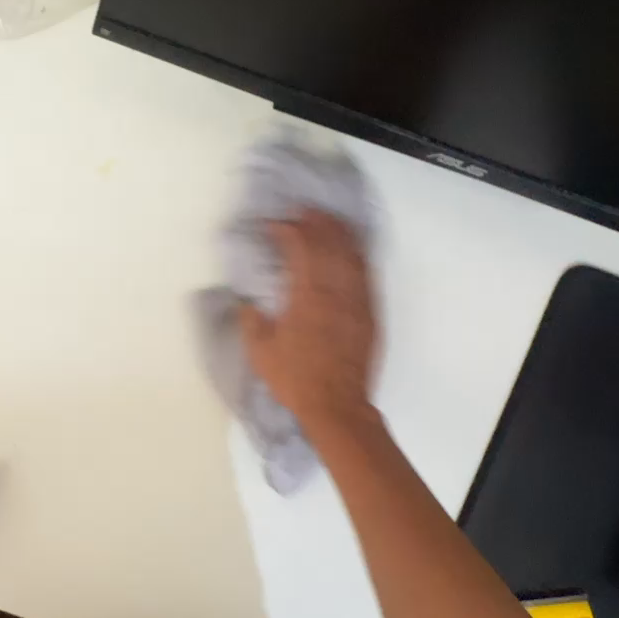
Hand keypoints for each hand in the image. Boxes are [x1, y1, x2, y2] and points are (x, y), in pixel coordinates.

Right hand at [238, 209, 380, 438]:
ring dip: (339, 233)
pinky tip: (351, 248)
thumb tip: (248, 303)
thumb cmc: (295, 379)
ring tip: (328, 219)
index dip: (288, 231)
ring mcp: (357, 301)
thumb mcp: (260, 352)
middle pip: (330, 245)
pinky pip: (366, 275)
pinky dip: (358, 255)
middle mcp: (335, 293)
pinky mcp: (370, 314)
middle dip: (316, 223)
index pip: (301, 250)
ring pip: (351, 256)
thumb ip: (253, 321)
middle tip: (303, 211)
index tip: (274, 226)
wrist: (337, 406)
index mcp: (305, 298)